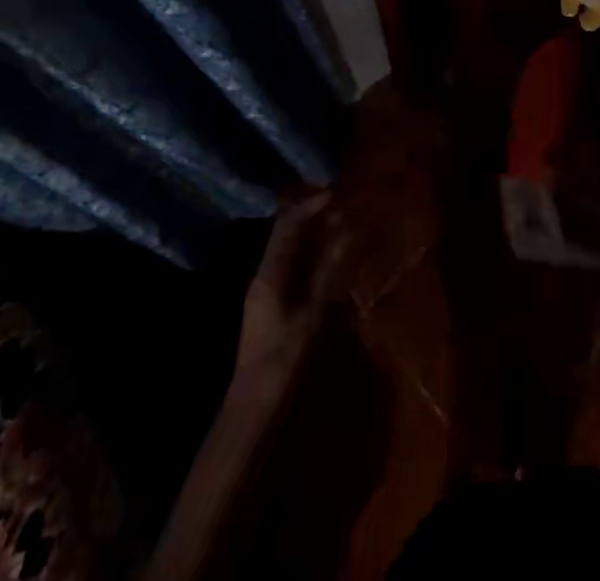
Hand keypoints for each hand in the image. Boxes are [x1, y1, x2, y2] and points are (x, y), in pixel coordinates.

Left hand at [233, 190, 350, 387]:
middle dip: (314, 218)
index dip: (310, 206)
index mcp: (269, 274)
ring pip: (291, 254)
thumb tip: (347, 233)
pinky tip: (330, 265)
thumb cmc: (281, 361)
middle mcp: (264, 276)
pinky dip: (312, 261)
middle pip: (287, 236)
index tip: (336, 193)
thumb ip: (329, 273)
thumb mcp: (311, 317)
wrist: (252, 406)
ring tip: (343, 229)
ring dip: (314, 239)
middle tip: (344, 208)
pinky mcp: (272, 308)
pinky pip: (293, 272)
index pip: (287, 225)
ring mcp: (266, 292)